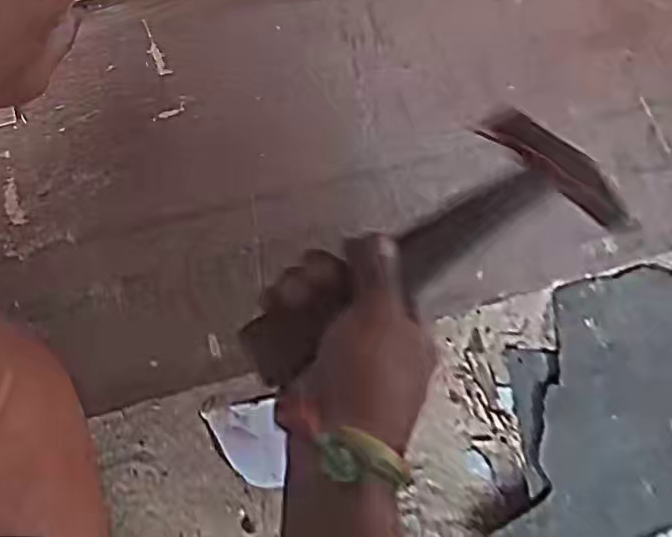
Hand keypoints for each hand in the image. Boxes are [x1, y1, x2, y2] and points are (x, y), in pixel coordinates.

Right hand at [270, 236, 435, 454]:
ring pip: (300, 300)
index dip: (346, 265)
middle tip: (302, 286)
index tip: (328, 265)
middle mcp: (366, 335)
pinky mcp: (300, 358)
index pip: (369, 277)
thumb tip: (379, 238)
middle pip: (329, 285)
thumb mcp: (380, 319)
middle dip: (309, 280)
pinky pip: (280, 325)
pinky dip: (272, 321)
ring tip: (283, 305)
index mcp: (400, 327)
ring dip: (286, 296)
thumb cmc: (367, 380)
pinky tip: (271, 319)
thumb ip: (377, 274)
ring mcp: (331, 348)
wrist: (330, 434)